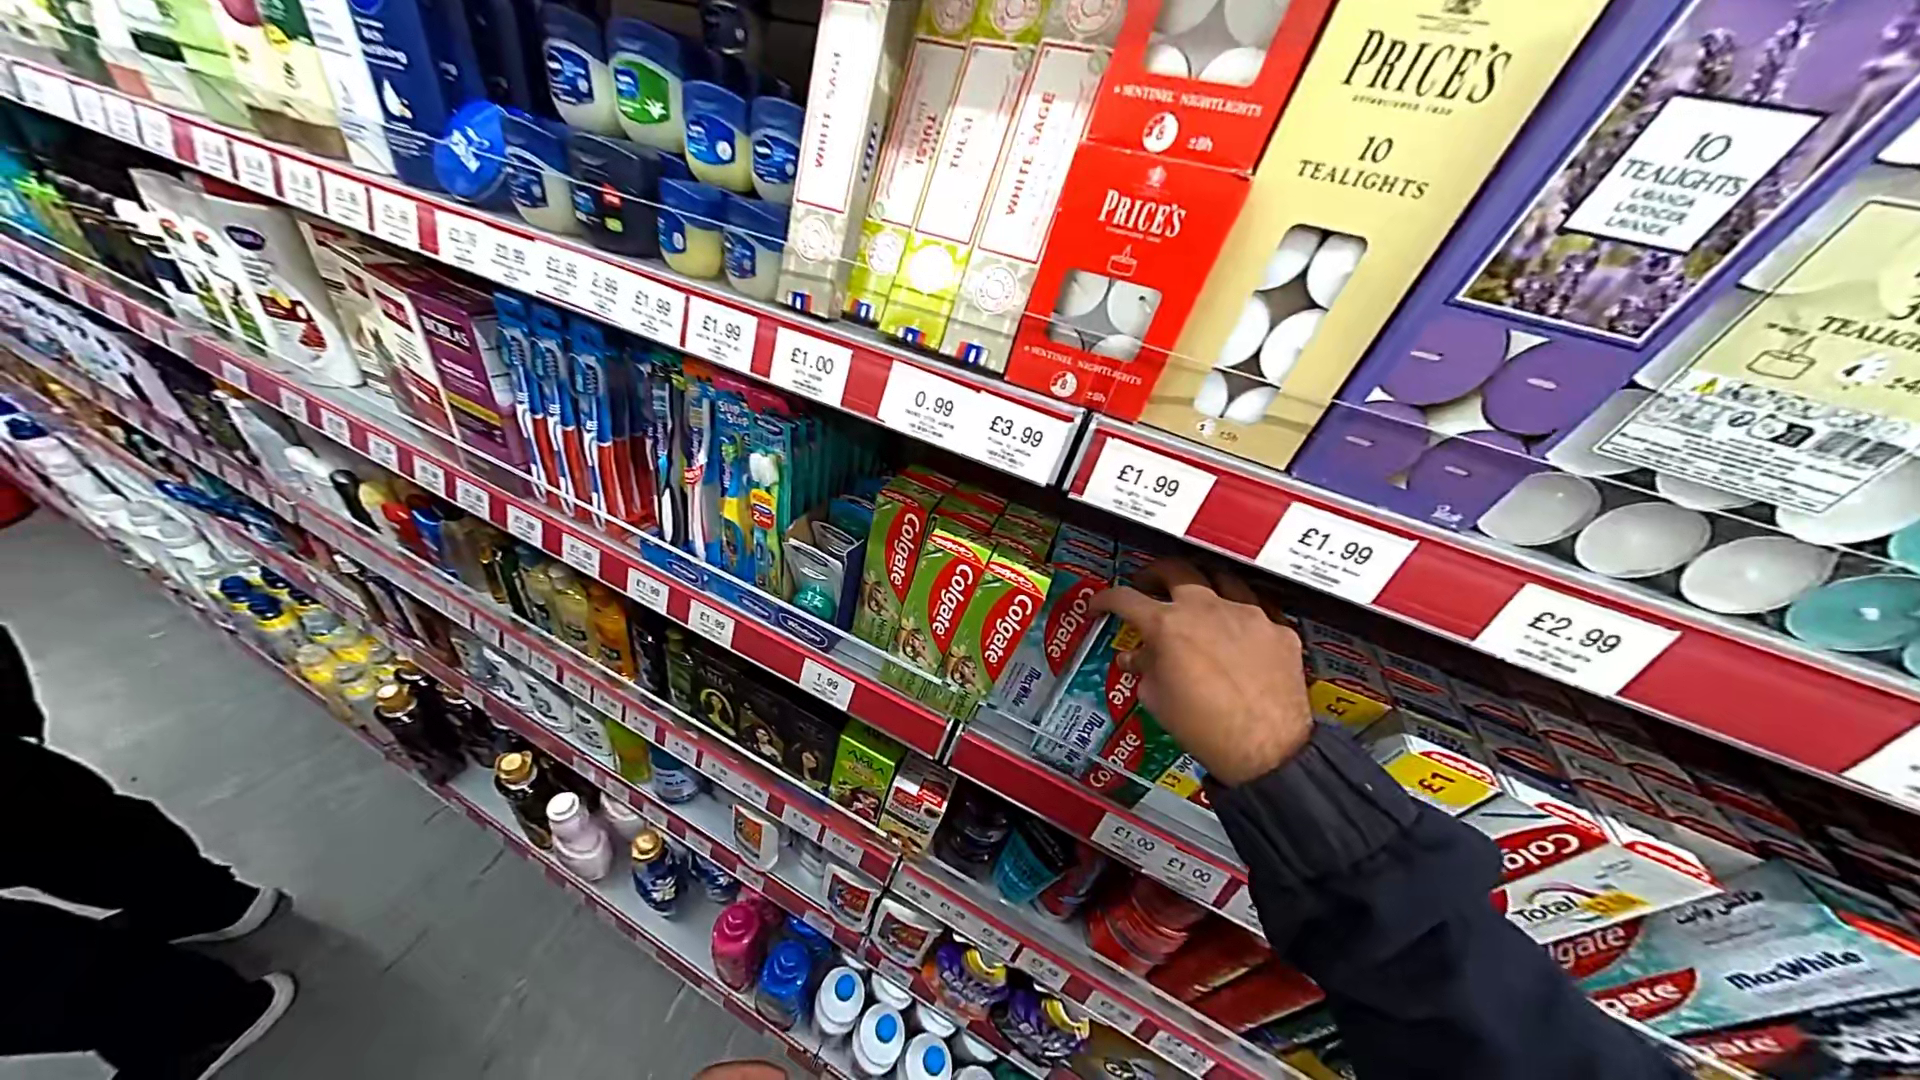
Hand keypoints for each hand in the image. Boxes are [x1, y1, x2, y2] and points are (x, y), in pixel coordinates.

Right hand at [1093, 559, 1312, 785]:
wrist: (1267, 751)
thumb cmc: (1207, 729)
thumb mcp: (1157, 698)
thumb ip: (1144, 668)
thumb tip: (1138, 659)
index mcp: (1167, 625)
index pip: (1125, 598)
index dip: (1105, 600)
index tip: (1101, 605)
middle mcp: (1206, 609)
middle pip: (1174, 570)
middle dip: (1153, 574)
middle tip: (1147, 585)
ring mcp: (1246, 614)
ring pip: (1220, 576)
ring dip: (1201, 582)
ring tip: (1195, 594)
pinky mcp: (1278, 629)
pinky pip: (1257, 607)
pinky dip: (1240, 612)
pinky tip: (1237, 625)